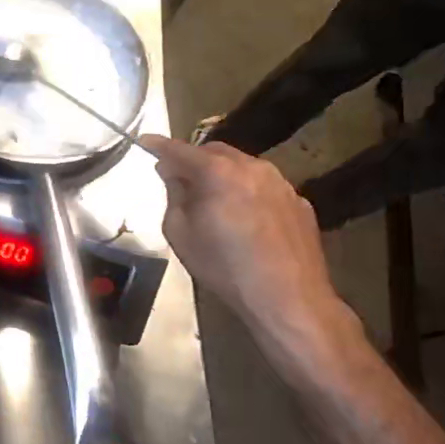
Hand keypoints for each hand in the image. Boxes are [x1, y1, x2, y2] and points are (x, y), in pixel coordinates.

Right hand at [140, 137, 347, 349]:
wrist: (289, 301)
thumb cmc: (225, 267)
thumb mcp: (180, 232)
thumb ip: (173, 194)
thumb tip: (173, 173)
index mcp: (218, 171)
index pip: (179, 149)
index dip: (158, 145)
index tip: (145, 142)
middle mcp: (251, 167)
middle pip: (214, 151)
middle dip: (193, 160)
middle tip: (179, 179)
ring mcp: (280, 183)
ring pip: (242, 166)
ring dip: (222, 173)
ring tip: (213, 198)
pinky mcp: (299, 202)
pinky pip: (264, 186)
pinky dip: (248, 191)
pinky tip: (246, 218)